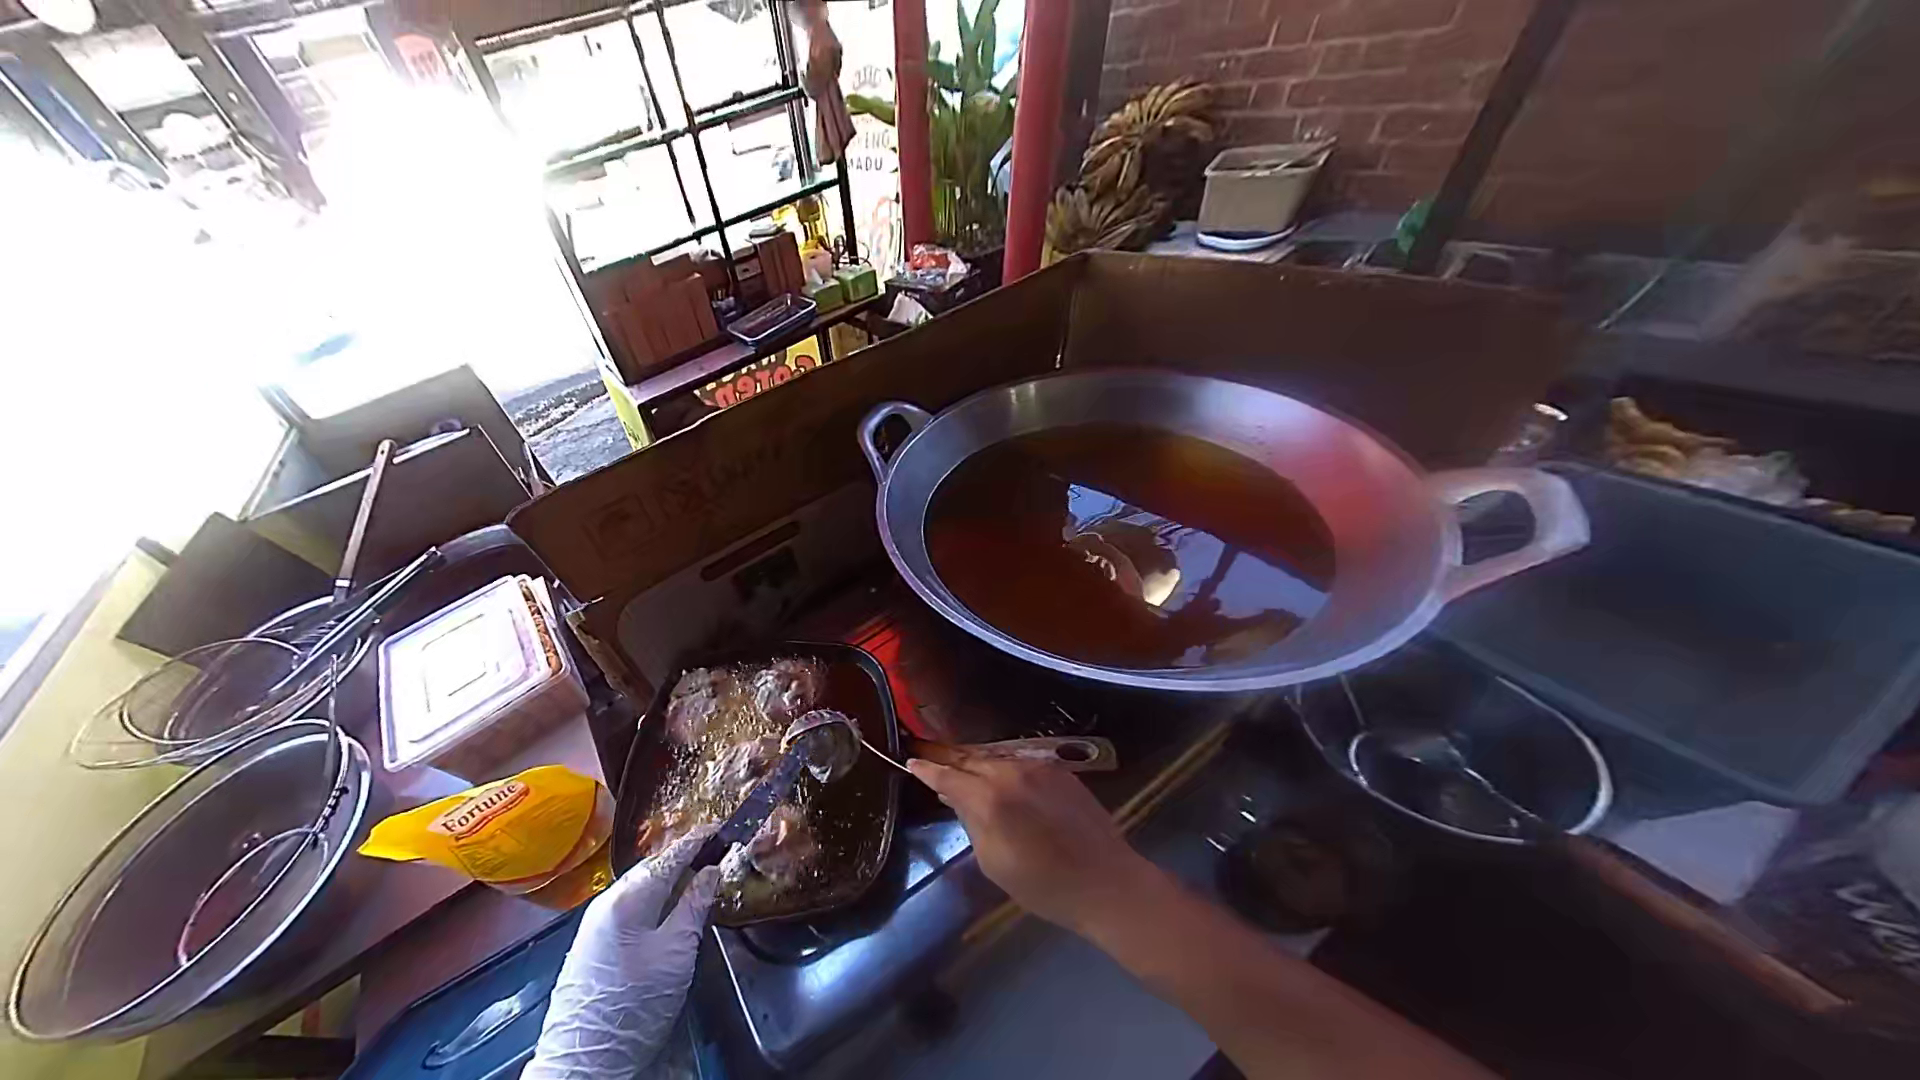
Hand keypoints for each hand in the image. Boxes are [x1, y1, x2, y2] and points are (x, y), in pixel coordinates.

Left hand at [523, 828, 719, 1079]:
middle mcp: (607, 901)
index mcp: (629, 897)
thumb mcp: (677, 951)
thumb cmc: (636, 1002)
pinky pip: (630, 902)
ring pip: (641, 884)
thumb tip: (711, 869)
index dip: (699, 839)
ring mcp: (596, 922)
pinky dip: (655, 894)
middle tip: (716, 848)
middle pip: (653, 866)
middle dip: (685, 854)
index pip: (671, 855)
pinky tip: (670, 901)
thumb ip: (695, 904)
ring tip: (698, 870)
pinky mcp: (592, 942)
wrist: (584, 1061)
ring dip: (670, 874)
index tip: (722, 826)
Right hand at [907, 758, 1159, 930]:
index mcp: (990, 799)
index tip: (910, 762)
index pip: (948, 776)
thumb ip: (970, 821)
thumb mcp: (993, 861)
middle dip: (945, 756)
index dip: (927, 769)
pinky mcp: (1057, 768)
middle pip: (969, 758)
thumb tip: (954, 796)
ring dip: (972, 757)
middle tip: (924, 751)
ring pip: (993, 755)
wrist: (1105, 881)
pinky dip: (999, 762)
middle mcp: (1010, 772)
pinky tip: (993, 770)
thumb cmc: (1044, 885)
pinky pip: (1017, 759)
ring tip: (954, 760)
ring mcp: (1036, 765)